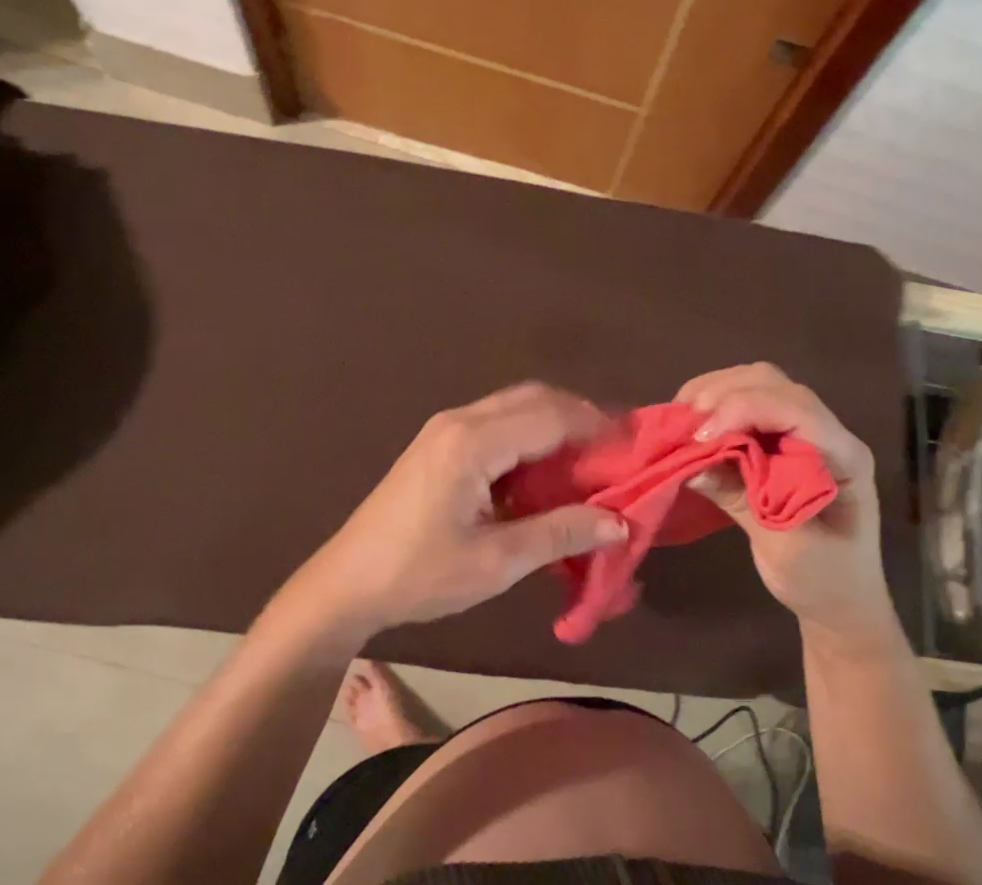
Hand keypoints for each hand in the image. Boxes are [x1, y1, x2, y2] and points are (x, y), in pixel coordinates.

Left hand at [296, 382, 629, 636]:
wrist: (346, 584)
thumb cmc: (419, 575)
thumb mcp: (497, 562)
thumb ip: (560, 533)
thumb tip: (620, 522)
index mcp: (472, 443)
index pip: (552, 415)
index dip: (598, 427)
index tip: (635, 450)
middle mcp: (459, 421)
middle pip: (535, 398)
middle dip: (581, 418)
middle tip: (616, 455)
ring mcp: (445, 429)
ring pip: (516, 407)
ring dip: (556, 426)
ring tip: (590, 464)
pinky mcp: (439, 444)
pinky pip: (498, 424)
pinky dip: (531, 437)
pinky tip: (546, 473)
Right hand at [676, 363, 900, 644]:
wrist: (843, 604)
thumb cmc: (823, 581)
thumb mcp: (786, 549)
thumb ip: (744, 500)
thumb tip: (691, 465)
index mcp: (844, 456)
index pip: (795, 409)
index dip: (743, 410)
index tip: (700, 438)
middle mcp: (828, 433)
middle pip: (774, 384)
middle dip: (723, 394)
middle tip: (683, 425)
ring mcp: (806, 433)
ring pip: (759, 385)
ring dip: (716, 395)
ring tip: (682, 423)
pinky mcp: (783, 442)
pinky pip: (749, 406)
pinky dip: (716, 408)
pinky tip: (693, 428)